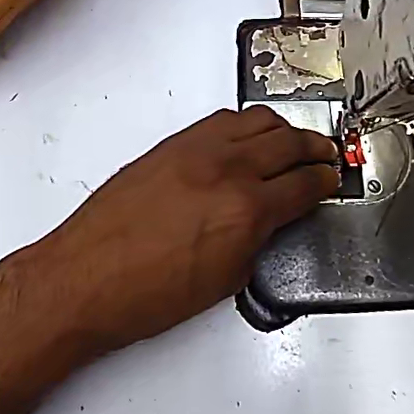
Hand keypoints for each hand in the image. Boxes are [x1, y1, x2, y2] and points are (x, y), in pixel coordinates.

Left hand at [21, 106, 338, 353]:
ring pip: (258, 120)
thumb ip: (258, 241)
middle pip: (289, 142)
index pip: (303, 184)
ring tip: (293, 139)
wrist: (82, 280)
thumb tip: (272, 221)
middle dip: (315, 147)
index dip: (325, 182)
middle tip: (325, 154)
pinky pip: (222, 119)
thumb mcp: (223, 281)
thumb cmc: (142, 293)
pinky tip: (248, 135)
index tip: (330, 180)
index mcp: (245, 210)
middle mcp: (225, 170)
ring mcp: (197, 150)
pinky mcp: (172, 143)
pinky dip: (246, 123)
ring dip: (284, 129)